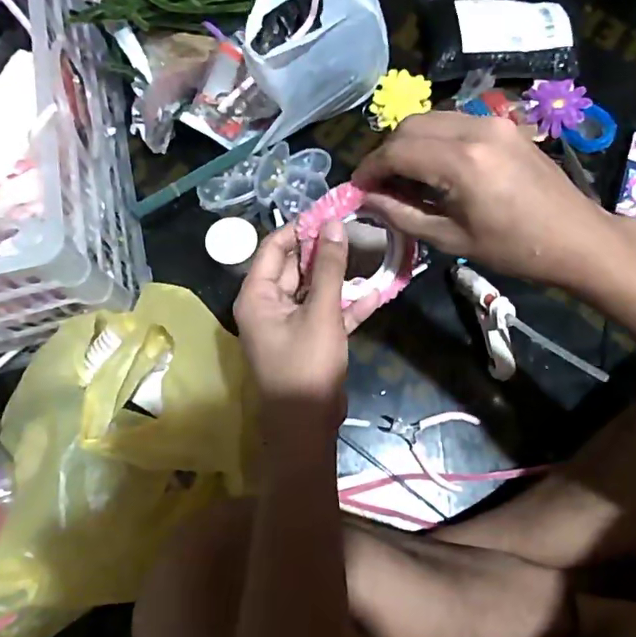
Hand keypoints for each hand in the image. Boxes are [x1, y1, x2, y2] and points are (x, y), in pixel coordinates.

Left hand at [234, 220, 370, 445]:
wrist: (307, 424)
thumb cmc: (306, 365)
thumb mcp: (320, 312)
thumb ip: (328, 268)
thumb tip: (334, 225)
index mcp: (258, 295)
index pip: (274, 247)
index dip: (301, 228)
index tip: (330, 212)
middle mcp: (269, 305)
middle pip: (295, 267)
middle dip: (325, 250)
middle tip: (355, 228)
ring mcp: (290, 323)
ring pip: (314, 289)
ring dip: (340, 276)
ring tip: (371, 253)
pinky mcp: (309, 339)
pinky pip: (326, 312)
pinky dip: (347, 304)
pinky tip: (377, 293)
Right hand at [352, 112, 624, 289]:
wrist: (576, 238)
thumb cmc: (516, 248)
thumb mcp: (453, 239)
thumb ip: (403, 215)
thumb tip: (368, 199)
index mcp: (462, 161)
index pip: (398, 149)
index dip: (371, 167)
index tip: (358, 187)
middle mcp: (475, 129)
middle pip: (411, 125)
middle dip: (388, 151)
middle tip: (380, 184)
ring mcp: (493, 122)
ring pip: (432, 118)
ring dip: (411, 142)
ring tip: (405, 177)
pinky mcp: (505, 124)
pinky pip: (456, 122)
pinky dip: (436, 139)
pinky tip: (436, 167)